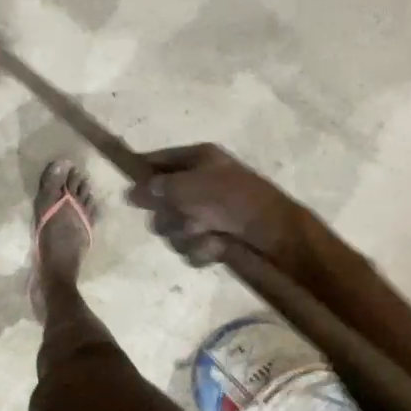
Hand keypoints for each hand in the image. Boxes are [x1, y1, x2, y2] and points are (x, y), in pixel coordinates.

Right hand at [126, 144, 303, 266]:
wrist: (281, 237)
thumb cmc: (237, 200)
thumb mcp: (193, 186)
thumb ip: (158, 188)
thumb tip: (129, 192)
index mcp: (197, 160)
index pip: (157, 161)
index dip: (142, 174)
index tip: (130, 192)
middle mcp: (197, 184)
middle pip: (158, 202)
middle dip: (169, 215)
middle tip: (184, 218)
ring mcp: (204, 214)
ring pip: (170, 228)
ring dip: (185, 234)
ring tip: (206, 234)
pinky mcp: (211, 239)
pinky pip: (187, 248)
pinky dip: (200, 250)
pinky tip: (217, 247)